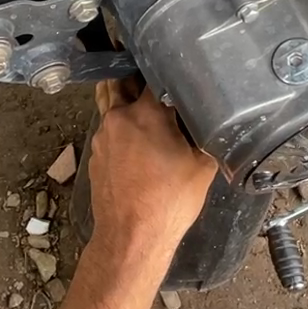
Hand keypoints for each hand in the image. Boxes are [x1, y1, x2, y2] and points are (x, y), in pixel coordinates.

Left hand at [86, 79, 218, 261]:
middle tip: (150, 76)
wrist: (131, 236)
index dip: (166, 72)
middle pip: (121, 83)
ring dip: (122, 99)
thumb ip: (206, 138)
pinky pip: (107, 131)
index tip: (176, 72)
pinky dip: (118, 127)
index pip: (154, 77)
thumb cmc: (168, 201)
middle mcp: (118, 118)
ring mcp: (101, 137)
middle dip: (134, 77)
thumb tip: (212, 125)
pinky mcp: (94, 156)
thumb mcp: (202, 166)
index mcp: (145, 113)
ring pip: (110, 106)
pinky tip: (134, 138)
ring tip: (139, 100)